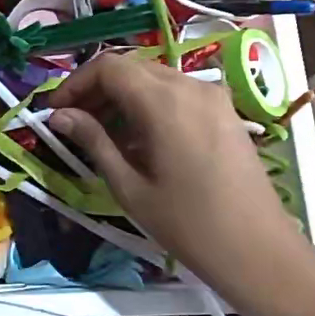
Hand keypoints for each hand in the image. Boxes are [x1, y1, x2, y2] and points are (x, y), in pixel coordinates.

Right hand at [48, 54, 314, 299]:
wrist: (258, 249)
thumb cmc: (189, 224)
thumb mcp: (131, 187)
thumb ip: (94, 142)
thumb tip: (61, 116)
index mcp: (164, 101)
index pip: (109, 66)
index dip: (75, 83)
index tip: (56, 111)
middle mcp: (190, 86)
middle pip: (132, 68)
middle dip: (97, 90)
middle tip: (74, 124)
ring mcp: (213, 96)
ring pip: (155, 79)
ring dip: (123, 98)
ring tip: (102, 136)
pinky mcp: (225, 111)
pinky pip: (178, 94)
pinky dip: (150, 105)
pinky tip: (139, 140)